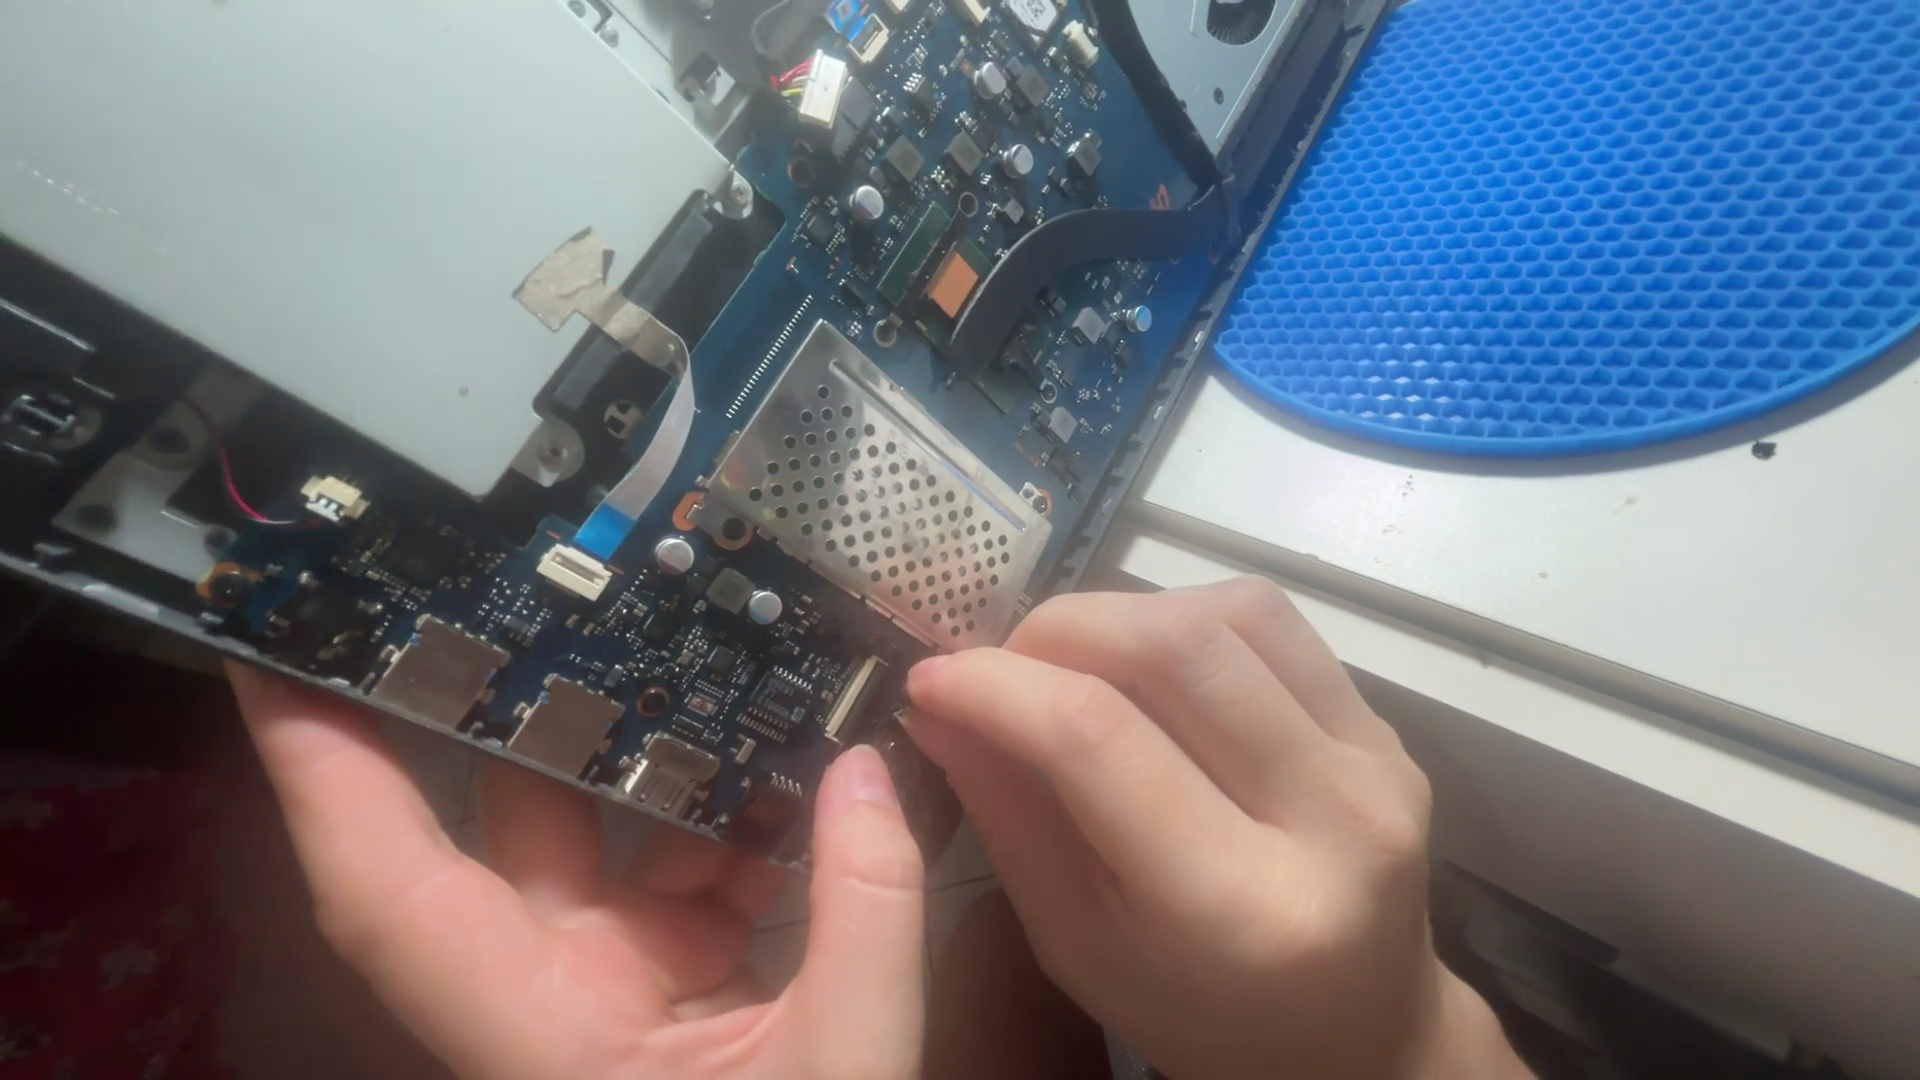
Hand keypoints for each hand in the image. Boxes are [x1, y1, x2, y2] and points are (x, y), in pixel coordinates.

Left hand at [229, 664, 924, 1079]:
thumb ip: (869, 908)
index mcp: (550, 1034)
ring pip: (621, 836)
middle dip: (549, 714)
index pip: (397, 896)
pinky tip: (799, 801)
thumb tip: (864, 764)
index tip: (278, 660)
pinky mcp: (677, 970)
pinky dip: (739, 826)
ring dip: (682, 771)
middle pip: (523, 826)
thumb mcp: (848, 1059)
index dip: (326, 776)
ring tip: (743, 694)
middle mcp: (562, 992)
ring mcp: (620, 978)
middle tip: (583, 604)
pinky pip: (690, 867)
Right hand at [905, 579, 1530, 1079]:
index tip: (932, 676)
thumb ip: (1005, 813)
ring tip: (1070, 660)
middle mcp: (1329, 818)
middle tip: (1002, 665)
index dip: (996, 686)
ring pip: (1220, 613)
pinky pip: (1266, 617)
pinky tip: (1144, 656)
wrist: (1358, 1028)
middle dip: (1053, 631)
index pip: (1096, 738)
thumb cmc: (1197, 1010)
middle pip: (1167, 650)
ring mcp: (1373, 758)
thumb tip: (936, 705)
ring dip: (1115, 614)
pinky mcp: (1382, 725)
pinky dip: (1179, 611)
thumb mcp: (1075, 940)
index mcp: (1239, 907)